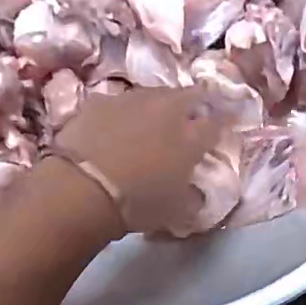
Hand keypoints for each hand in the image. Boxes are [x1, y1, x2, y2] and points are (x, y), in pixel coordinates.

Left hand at [51, 86, 225, 235]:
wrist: (83, 189)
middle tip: (189, 118)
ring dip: (158, 105)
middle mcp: (167, 110)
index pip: (217, 122)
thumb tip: (195, 191)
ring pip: (154, 94)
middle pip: (188, 95)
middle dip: (193, 104)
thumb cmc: (137, 204)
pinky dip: (124, 113)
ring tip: (152, 122)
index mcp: (191, 138)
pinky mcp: (100, 101)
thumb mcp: (175, 209)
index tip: (222, 127)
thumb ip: (191, 195)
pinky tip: (117, 127)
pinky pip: (120, 103)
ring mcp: (132, 100)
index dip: (222, 123)